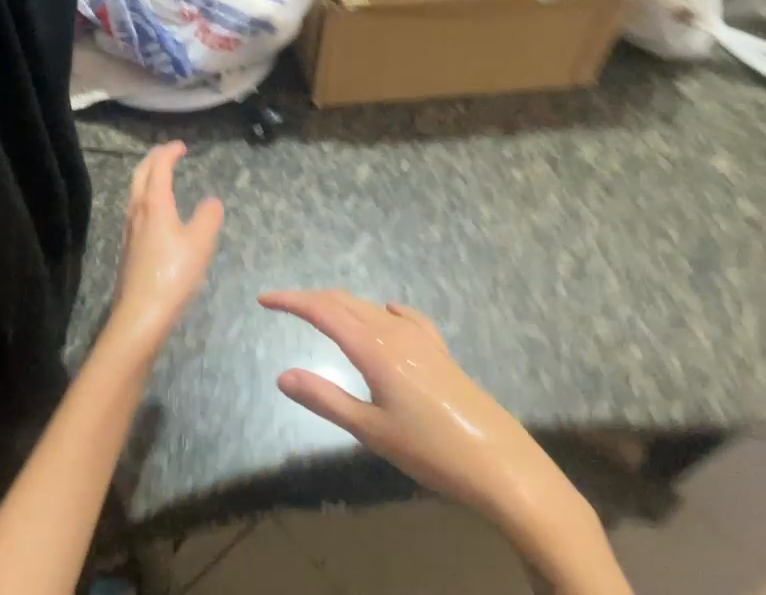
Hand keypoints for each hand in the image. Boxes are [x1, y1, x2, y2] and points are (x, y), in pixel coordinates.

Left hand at [109, 142, 221, 343]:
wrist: (141, 312)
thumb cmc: (173, 274)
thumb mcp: (200, 243)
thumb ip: (208, 217)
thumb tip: (212, 201)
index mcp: (154, 204)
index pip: (159, 167)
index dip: (169, 153)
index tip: (181, 147)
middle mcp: (136, 210)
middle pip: (140, 174)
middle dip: (153, 159)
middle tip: (168, 153)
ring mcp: (129, 229)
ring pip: (134, 192)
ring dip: (146, 177)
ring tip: (161, 176)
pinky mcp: (128, 246)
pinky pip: (135, 209)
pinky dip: (145, 196)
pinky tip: (155, 211)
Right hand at [259, 291, 581, 533]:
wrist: (502, 466)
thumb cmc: (431, 451)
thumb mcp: (370, 430)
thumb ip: (324, 399)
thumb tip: (282, 376)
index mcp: (374, 349)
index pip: (323, 311)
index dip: (291, 301)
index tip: (263, 298)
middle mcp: (396, 334)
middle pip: (345, 302)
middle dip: (310, 298)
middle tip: (281, 304)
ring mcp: (423, 341)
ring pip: (371, 308)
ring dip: (340, 304)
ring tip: (319, 312)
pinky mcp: (441, 354)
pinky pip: (405, 318)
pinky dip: (382, 311)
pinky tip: (387, 315)